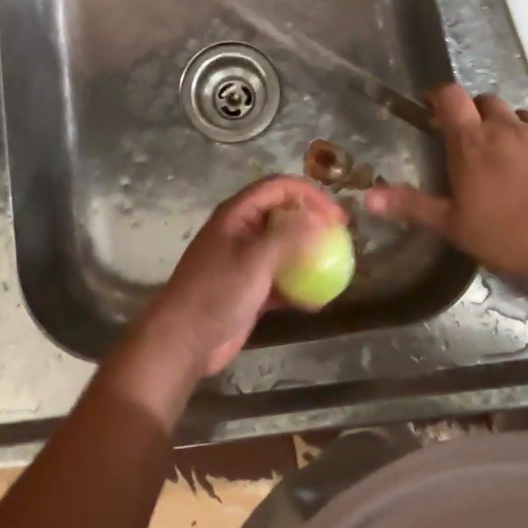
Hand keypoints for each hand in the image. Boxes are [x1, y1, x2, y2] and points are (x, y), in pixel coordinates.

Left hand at [141, 176, 345, 376]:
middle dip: (312, 223)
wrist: (184, 340)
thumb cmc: (216, 292)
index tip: (337, 216)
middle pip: (282, 215)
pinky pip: (280, 279)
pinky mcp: (249, 289)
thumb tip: (320, 219)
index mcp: (236, 215)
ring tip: (337, 268)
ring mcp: (244, 262)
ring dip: (309, 256)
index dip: (309, 194)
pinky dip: (299, 286)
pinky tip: (319, 301)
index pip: (278, 187)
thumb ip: (288, 237)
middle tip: (342, 239)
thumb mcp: (254, 260)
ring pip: (283, 249)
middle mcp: (241, 232)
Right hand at [366, 84, 527, 287]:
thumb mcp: (453, 226)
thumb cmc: (510, 239)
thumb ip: (411, 205)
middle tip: (470, 141)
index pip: (450, 96)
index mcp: (472, 142)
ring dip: (507, 127)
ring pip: (518, 116)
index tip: (432, 107)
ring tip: (507, 158)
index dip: (438, 95)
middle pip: (485, 101)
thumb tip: (367, 197)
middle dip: (474, 113)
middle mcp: (507, 128)